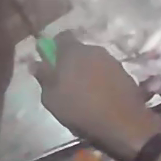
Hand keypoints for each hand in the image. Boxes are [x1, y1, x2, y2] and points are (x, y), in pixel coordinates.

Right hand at [38, 35, 160, 158]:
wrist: (124, 124)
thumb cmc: (81, 110)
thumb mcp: (52, 98)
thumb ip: (43, 77)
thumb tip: (35, 63)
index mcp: (73, 51)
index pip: (61, 36)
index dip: (55, 47)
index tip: (51, 63)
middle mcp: (94, 49)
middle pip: (79, 50)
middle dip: (72, 62)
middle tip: (66, 82)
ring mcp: (112, 60)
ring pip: (94, 61)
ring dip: (87, 71)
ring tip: (84, 93)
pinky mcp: (125, 73)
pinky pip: (107, 72)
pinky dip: (101, 80)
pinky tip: (100, 98)